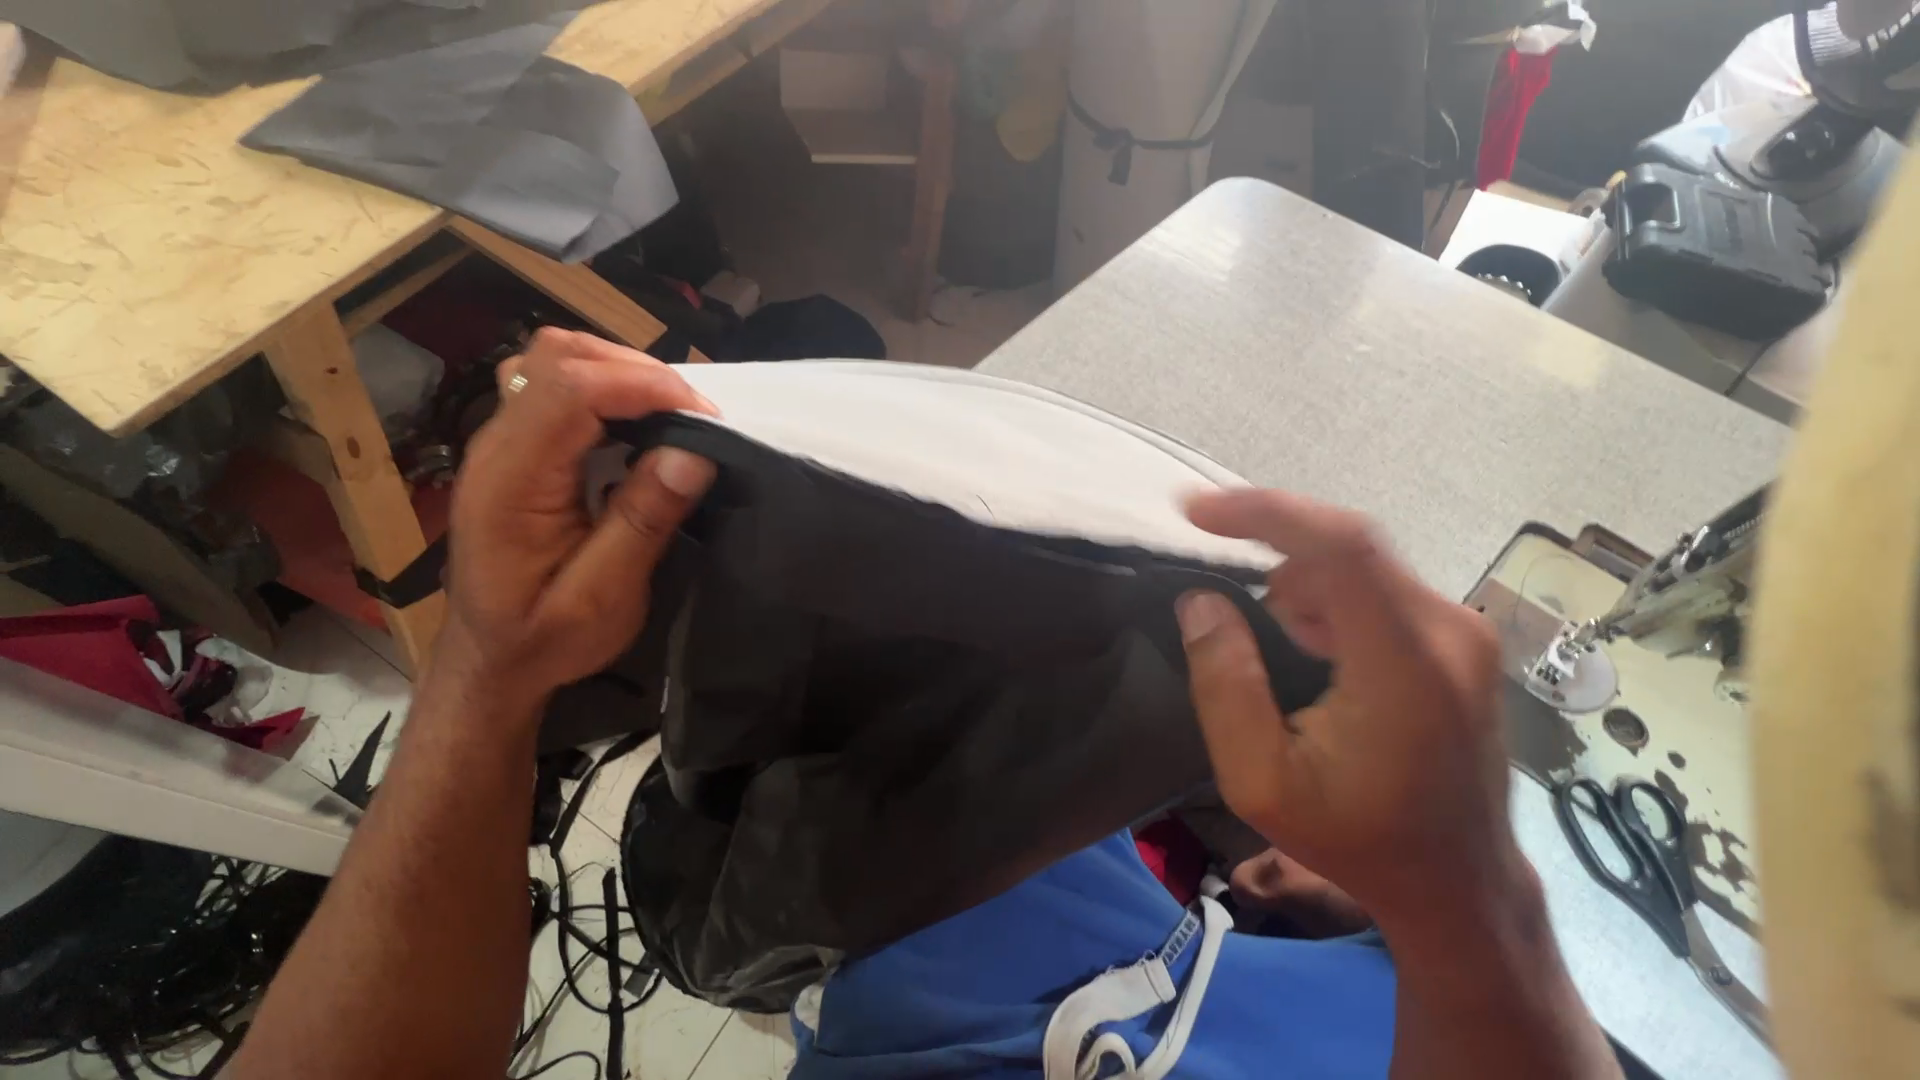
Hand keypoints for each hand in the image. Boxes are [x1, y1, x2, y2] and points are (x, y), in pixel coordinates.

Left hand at [434, 328, 717, 709]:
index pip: (568, 389)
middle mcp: (496, 447)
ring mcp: (501, 442)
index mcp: (511, 482)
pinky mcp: (516, 448)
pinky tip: (640, 423)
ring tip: (671, 413)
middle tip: (694, 416)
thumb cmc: (545, 639)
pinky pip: (557, 386)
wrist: (491, 662)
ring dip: (620, 372)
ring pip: (554, 359)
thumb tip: (694, 453)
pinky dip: (608, 388)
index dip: (641, 385)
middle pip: (557, 355)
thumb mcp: (604, 597)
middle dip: (636, 370)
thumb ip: (642, 522)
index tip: (704, 417)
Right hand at [1175, 489, 1526, 941]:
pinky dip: (1332, 606)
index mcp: (1404, 666)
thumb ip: (1225, 684)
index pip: (1341, 546)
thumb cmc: (1356, 840)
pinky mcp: (1464, 638)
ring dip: (1303, 595)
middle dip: (1274, 569)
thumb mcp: (1259, 780)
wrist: (1458, 883)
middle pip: (1344, 549)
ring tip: (1288, 672)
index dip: (1265, 512)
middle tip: (1239, 633)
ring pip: (1360, 567)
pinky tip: (1321, 666)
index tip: (1196, 512)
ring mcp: (1465, 632)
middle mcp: (1449, 630)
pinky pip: (1380, 589)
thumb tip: (1201, 602)